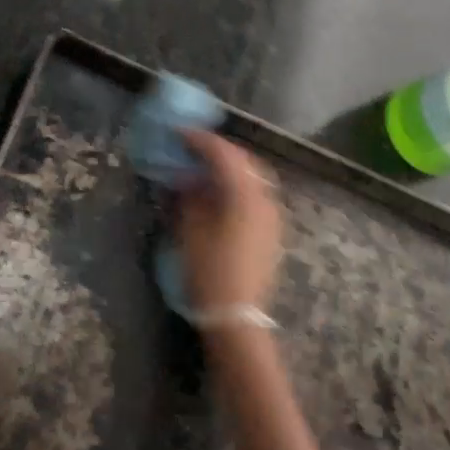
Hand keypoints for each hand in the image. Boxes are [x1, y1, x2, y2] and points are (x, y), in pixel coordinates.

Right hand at [176, 130, 283, 308]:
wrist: (237, 317)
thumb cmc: (209, 272)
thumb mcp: (190, 231)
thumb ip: (188, 197)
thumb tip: (185, 178)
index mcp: (244, 195)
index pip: (223, 154)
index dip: (199, 140)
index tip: (177, 133)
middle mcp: (265, 199)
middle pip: (243, 161)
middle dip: (217, 150)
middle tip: (190, 147)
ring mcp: (272, 216)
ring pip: (252, 177)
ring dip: (228, 167)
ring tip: (202, 169)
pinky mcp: (271, 231)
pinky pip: (255, 194)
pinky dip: (236, 185)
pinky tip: (217, 195)